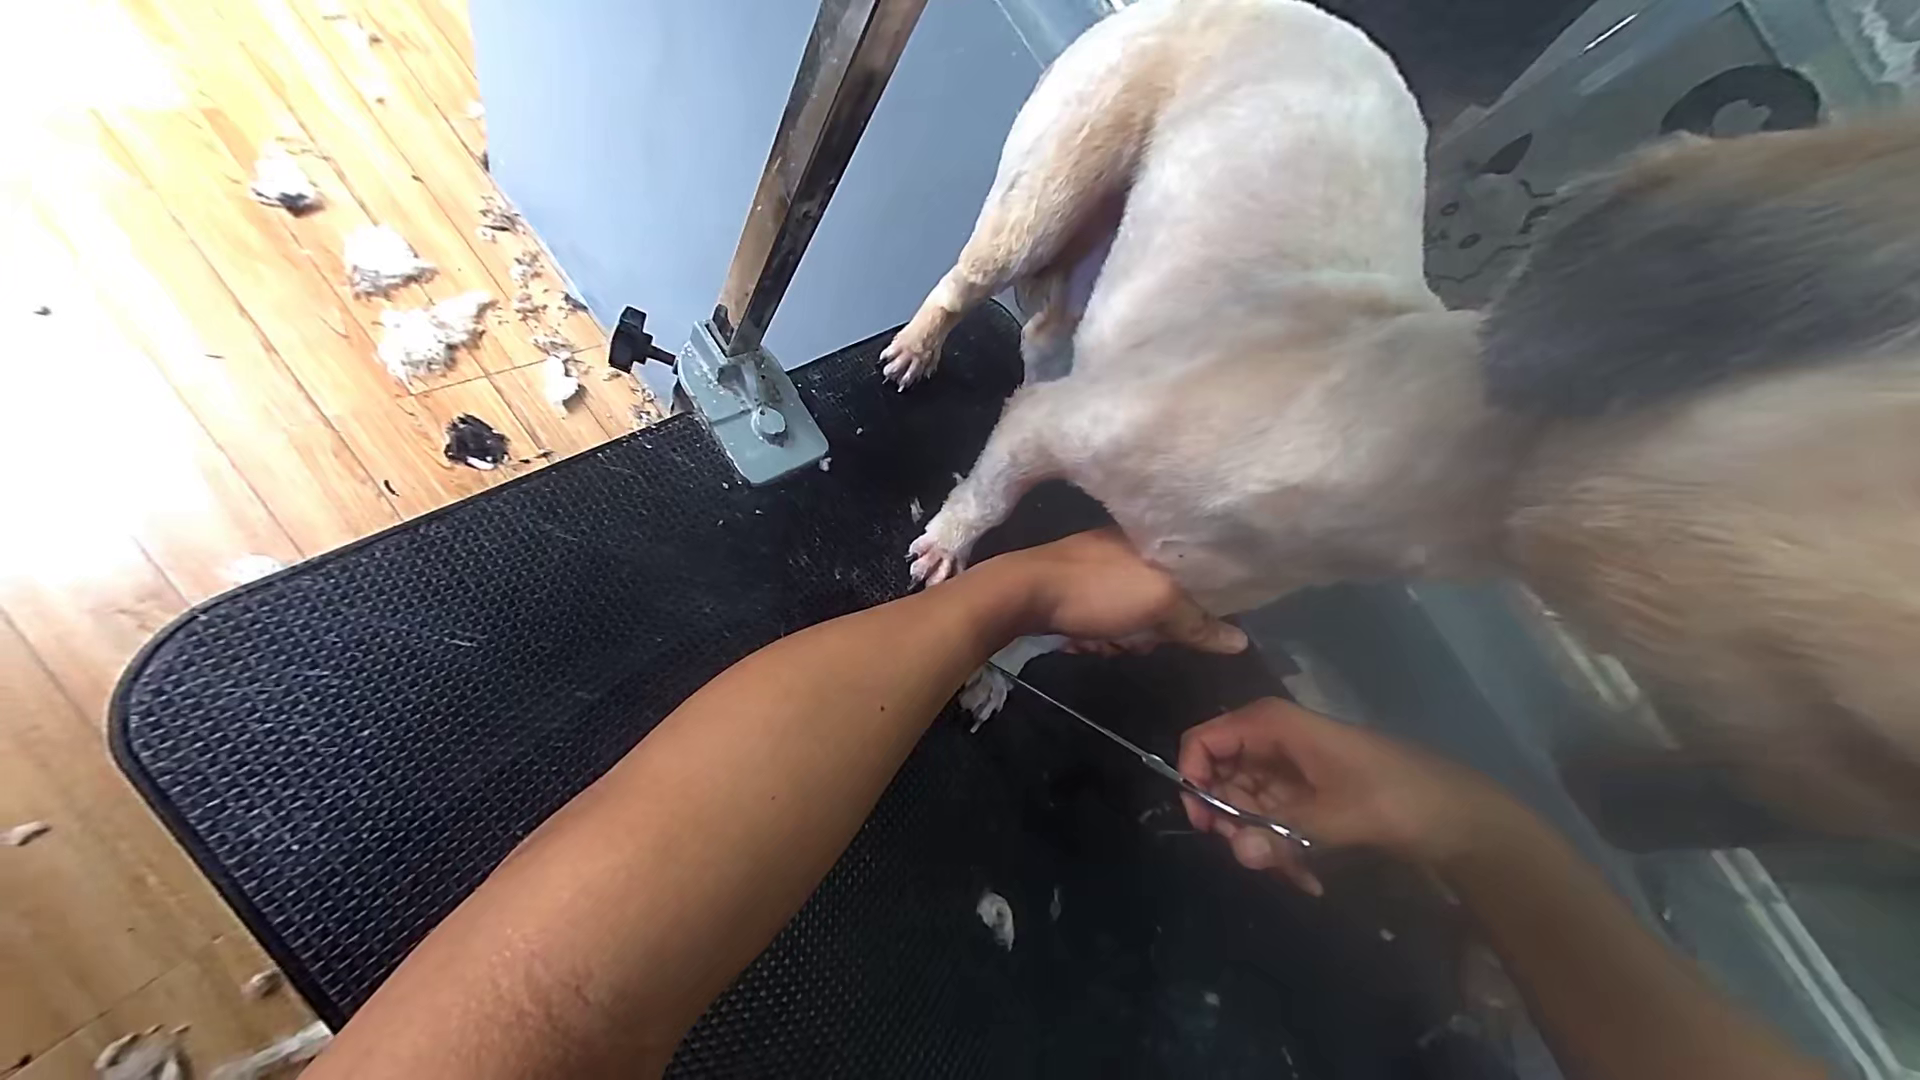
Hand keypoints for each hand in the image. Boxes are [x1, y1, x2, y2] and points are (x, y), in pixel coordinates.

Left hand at [979, 529, 1248, 654]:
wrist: (1021, 593)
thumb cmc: (1095, 590)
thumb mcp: (1156, 602)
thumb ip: (1198, 621)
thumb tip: (1240, 641)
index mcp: (1149, 540)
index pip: (1193, 572)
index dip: (1196, 607)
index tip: (1186, 628)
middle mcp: (1124, 548)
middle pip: (1162, 600)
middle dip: (1151, 629)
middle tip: (1136, 638)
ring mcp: (1096, 567)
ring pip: (1132, 614)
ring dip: (1122, 636)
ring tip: (1105, 641)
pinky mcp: (1073, 587)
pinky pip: (1103, 616)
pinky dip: (1098, 633)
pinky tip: (1085, 640)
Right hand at [1177, 698, 1517, 894]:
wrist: (1460, 814)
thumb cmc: (1397, 797)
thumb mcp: (1339, 816)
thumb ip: (1282, 834)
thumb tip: (1237, 852)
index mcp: (1269, 724)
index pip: (1203, 741)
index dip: (1192, 778)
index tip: (1206, 824)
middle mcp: (1267, 738)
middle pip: (1218, 775)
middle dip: (1231, 821)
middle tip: (1256, 858)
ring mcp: (1281, 765)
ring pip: (1242, 802)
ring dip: (1259, 841)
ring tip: (1295, 874)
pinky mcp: (1297, 789)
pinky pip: (1267, 816)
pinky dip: (1279, 845)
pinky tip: (1307, 874)